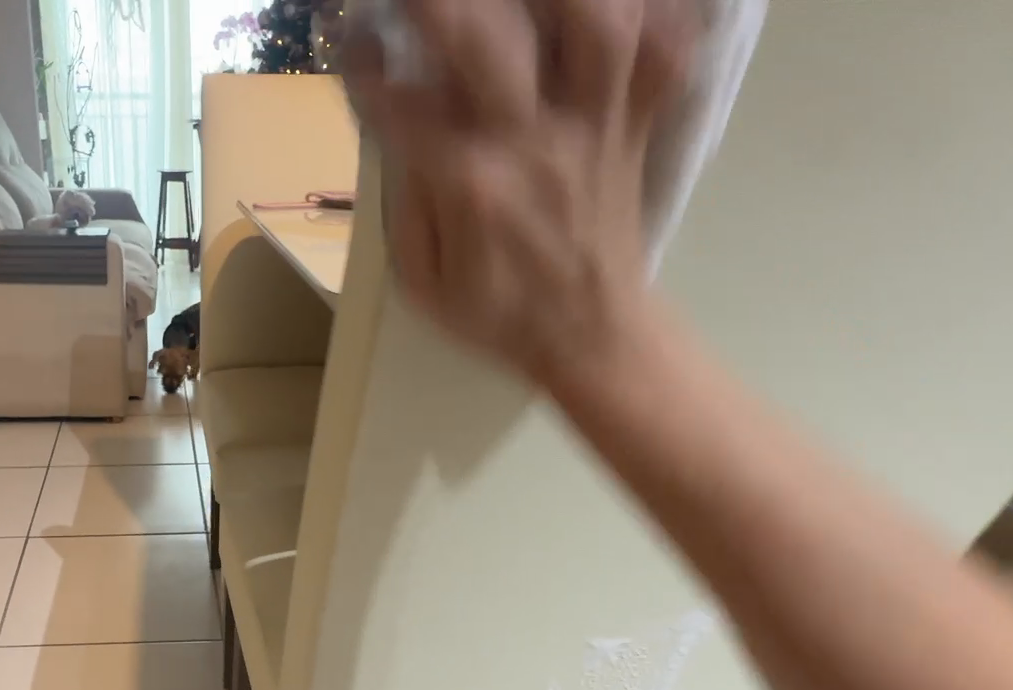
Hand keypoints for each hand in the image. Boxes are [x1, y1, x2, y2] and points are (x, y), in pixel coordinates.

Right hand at [345, 0, 696, 382]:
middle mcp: (537, 143)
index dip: (371, 71)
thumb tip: (402, 131)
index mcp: (474, 190)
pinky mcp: (636, 123)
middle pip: (491, 44)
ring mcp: (597, 126)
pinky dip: (648, 10)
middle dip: (441, 3)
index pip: (409, 110)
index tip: (352, 43)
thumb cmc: (496, 315)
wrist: (589, 334)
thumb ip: (411, 204)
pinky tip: (618, 2)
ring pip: (595, 24)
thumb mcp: (424, 284)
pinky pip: (660, 48)